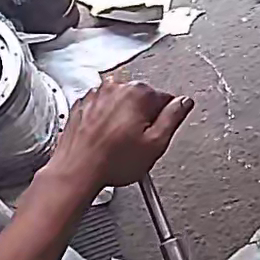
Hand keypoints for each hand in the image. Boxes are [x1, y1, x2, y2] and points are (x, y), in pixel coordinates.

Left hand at [45, 79, 192, 188]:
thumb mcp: (155, 144)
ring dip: (122, 119)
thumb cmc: (111, 162)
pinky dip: (103, 121)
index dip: (164, 120)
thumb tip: (183, 103)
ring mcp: (95, 96)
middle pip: (141, 99)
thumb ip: (173, 118)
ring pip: (120, 104)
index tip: (156, 134)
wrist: (76, 171)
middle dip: (142, 118)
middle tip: (137, 142)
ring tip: (118, 144)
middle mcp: (115, 88)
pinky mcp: (81, 106)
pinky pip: (101, 110)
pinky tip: (104, 141)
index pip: (165, 99)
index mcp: (137, 93)